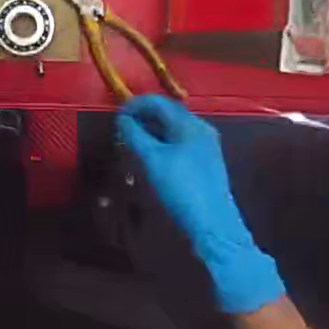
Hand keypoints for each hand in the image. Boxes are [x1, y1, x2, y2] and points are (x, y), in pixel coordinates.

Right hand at [115, 94, 284, 313]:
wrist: (213, 227)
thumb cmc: (180, 189)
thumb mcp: (151, 160)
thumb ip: (134, 135)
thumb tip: (122, 119)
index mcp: (190, 124)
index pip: (157, 102)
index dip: (133, 105)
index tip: (114, 117)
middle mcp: (200, 130)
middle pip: (166, 114)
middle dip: (141, 118)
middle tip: (120, 131)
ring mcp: (205, 147)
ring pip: (171, 130)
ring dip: (149, 132)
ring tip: (130, 144)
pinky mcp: (204, 163)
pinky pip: (177, 143)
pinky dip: (160, 144)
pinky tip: (148, 158)